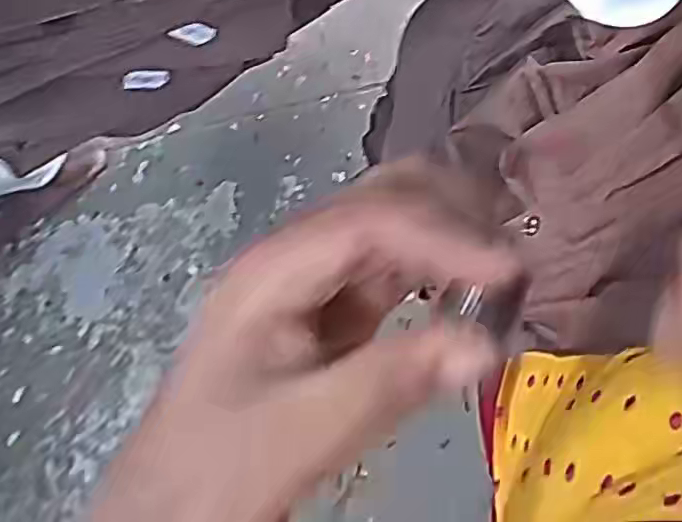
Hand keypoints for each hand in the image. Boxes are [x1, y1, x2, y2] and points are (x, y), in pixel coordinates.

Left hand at [91, 162, 521, 521]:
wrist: (165, 514)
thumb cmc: (212, 474)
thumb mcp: (293, 439)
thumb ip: (388, 386)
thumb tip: (487, 345)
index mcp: (277, 266)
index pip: (376, 222)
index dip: (448, 237)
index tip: (508, 271)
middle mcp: (304, 248)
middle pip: (393, 192)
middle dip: (460, 210)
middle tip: (515, 247)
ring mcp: (324, 266)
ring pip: (407, 210)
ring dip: (460, 224)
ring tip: (507, 255)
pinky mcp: (344, 293)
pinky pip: (410, 253)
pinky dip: (450, 257)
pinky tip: (477, 279)